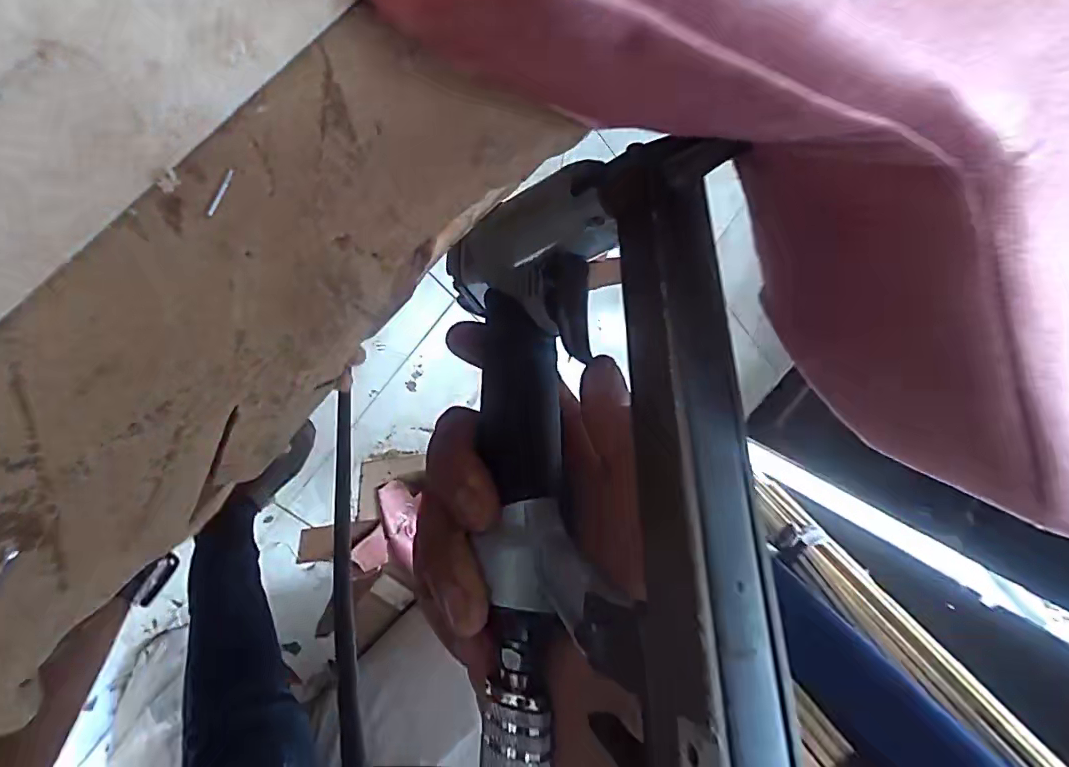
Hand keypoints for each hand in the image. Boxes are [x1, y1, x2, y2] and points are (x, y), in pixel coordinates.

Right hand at [415, 322, 644, 765]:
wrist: (603, 739)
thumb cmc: (644, 630)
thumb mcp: (646, 534)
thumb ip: (625, 451)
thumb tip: (600, 368)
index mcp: (577, 467)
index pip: (533, 396)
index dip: (496, 361)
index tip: (461, 341)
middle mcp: (529, 491)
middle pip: (464, 438)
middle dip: (458, 467)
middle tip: (480, 513)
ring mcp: (490, 540)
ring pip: (433, 503)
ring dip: (448, 558)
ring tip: (480, 615)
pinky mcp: (461, 588)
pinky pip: (423, 570)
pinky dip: (442, 603)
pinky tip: (478, 641)